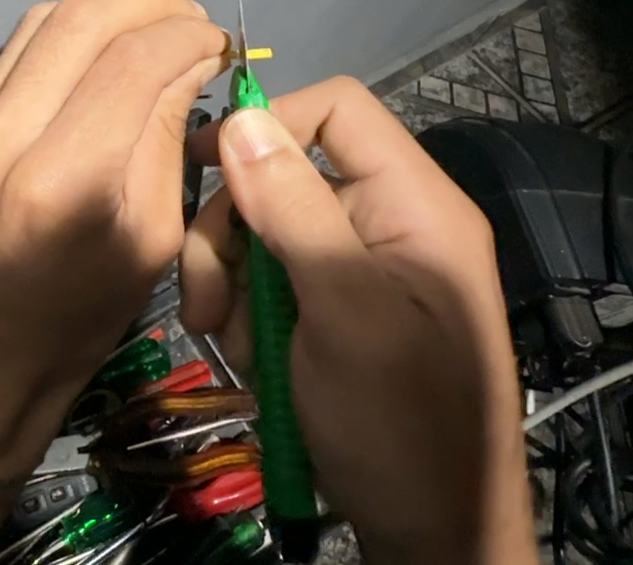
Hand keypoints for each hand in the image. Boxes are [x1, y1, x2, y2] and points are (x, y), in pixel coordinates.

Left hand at [0, 0, 227, 475]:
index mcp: (61, 181)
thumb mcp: (152, 237)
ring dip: (110, 7)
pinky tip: (107, 44)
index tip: (221, 43)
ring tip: (157, 27)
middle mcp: (4, 136)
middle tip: (194, 23)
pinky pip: (20, 44)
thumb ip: (165, 136)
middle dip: (151, 5)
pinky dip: (71, 27)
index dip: (185, 37)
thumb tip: (191, 57)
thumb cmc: (82, 312)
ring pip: (45, 18)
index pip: (130, 64)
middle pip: (81, 21)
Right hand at [179, 78, 534, 564]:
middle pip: (278, 175)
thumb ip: (295, 210)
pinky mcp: (324, 305)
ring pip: (256, 228)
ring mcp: (350, 266)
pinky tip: (245, 356)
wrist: (431, 541)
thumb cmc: (400, 426)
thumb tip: (241, 119)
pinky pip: (258, 276)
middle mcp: (381, 222)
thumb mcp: (346, 312)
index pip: (336, 110)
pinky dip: (237, 310)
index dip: (267, 122)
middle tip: (204, 298)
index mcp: (412, 205)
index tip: (201, 162)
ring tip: (222, 338)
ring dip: (224, 279)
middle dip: (229, 232)